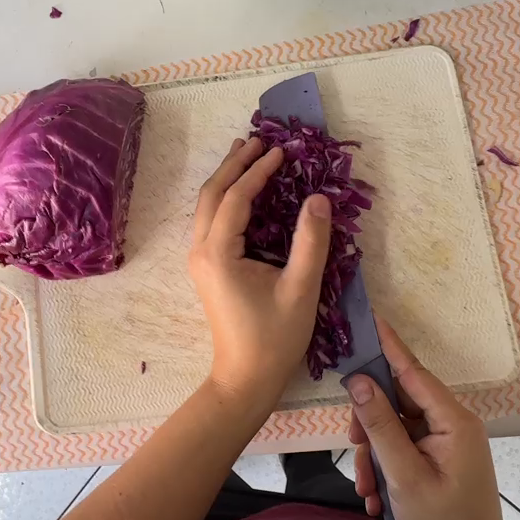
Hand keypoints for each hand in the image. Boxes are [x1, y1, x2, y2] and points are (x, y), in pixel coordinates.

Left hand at [188, 137, 330, 407]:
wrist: (244, 379)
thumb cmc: (274, 338)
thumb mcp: (300, 290)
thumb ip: (310, 243)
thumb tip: (319, 199)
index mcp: (219, 253)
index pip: (236, 199)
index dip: (257, 171)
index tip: (280, 151)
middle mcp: (201, 250)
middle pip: (212, 194)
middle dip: (234, 164)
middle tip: (258, 140)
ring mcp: (200, 258)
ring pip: (207, 205)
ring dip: (226, 177)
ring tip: (247, 152)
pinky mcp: (206, 266)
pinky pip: (210, 219)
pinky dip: (225, 196)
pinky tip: (242, 190)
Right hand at [348, 320, 519, 519]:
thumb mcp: (404, 476)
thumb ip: (379, 424)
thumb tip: (357, 380)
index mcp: (454, 421)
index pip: (412, 370)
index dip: (386, 344)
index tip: (367, 316)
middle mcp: (454, 423)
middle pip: (398, 400)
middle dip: (370, 425)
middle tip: (354, 451)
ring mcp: (448, 442)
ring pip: (396, 426)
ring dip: (375, 454)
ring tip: (368, 490)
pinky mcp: (441, 458)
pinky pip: (404, 446)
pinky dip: (387, 466)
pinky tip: (378, 498)